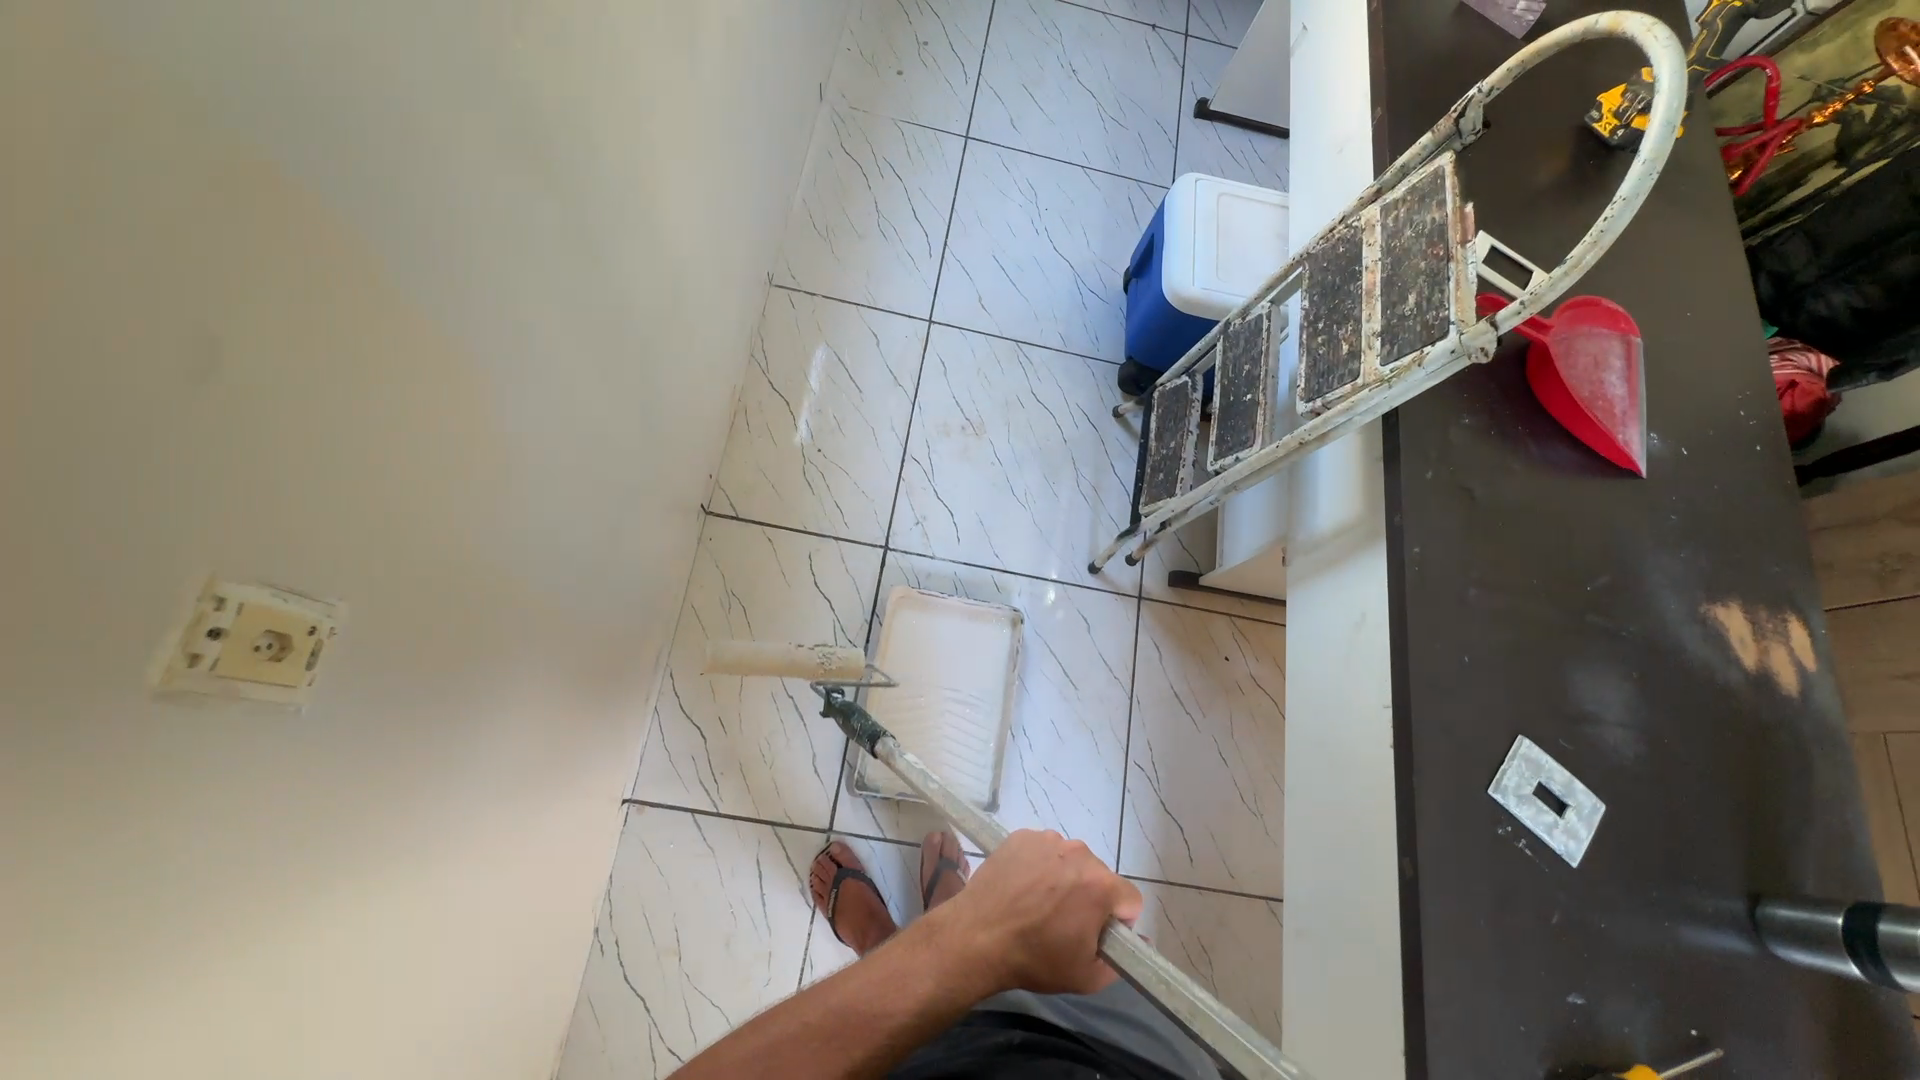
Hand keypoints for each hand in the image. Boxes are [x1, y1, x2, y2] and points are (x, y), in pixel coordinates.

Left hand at [928, 829, 1141, 996]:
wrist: (976, 937)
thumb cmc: (1034, 958)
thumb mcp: (1087, 976)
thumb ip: (1120, 960)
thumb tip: (1136, 938)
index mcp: (1101, 885)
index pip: (1130, 899)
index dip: (1118, 922)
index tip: (1095, 934)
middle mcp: (1079, 853)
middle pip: (1100, 877)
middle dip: (1090, 898)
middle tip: (1063, 921)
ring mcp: (1048, 840)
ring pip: (1071, 861)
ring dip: (1065, 878)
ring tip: (1038, 903)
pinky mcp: (1021, 836)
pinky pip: (1044, 850)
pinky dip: (1040, 865)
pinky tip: (1022, 886)